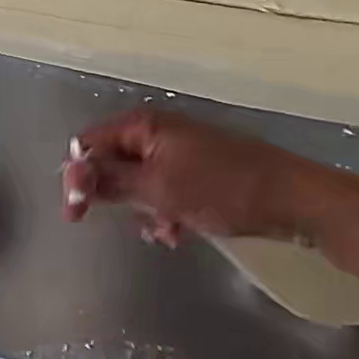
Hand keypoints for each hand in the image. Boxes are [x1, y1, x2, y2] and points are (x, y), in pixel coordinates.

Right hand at [62, 110, 305, 245]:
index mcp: (142, 126)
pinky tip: (177, 232)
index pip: (89, 144)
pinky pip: (163, 189)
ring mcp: (177, 151)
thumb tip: (69, 175)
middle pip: (112, 162)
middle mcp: (155, 132)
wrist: (289, 197)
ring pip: (138, 181)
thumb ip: (110, 182)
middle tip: (129, 226)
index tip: (74, 216)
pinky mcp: (196, 171)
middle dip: (114, 197)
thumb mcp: (158, 189)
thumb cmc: (219, 188)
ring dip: (142, 209)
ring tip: (162, 232)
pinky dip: (164, 210)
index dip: (77, 177)